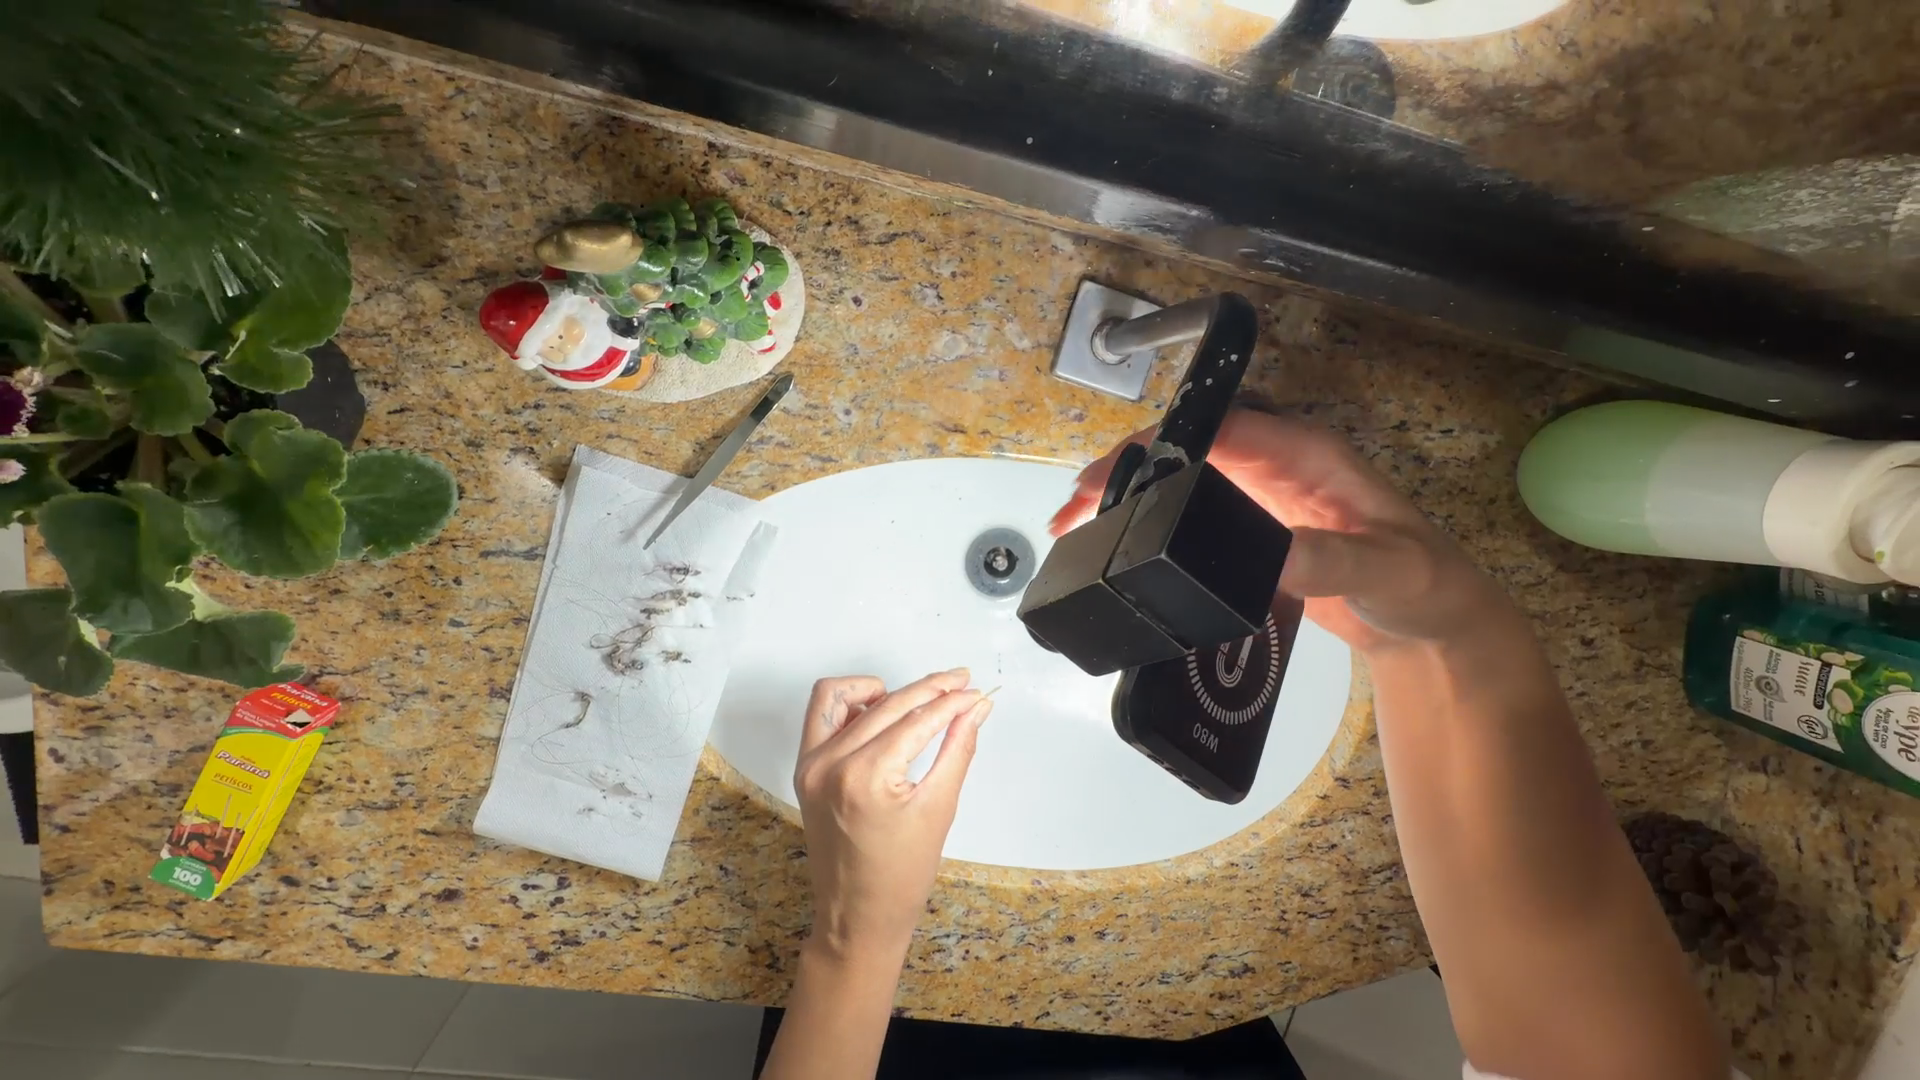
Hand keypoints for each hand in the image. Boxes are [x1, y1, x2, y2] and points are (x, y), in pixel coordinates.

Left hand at [793, 670, 991, 966]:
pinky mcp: (804, 769)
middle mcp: (830, 763)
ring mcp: (811, 765)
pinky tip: (881, 711)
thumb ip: (958, 748)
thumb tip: (976, 708)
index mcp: (865, 777)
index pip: (917, 719)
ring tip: (921, 697)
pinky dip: (851, 703)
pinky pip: (822, 715)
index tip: (976, 693)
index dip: (952, 702)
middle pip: (889, 703)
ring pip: (847, 697)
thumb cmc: (900, 877)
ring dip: (886, 689)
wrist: (858, 919)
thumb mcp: (939, 808)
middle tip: (962, 683)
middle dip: (931, 689)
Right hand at [1051, 410, 1517, 652]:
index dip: (1156, 447)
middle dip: (1123, 472)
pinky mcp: (1247, 530)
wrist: (1428, 622)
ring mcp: (1257, 496)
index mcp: (1302, 451)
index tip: (1104, 477)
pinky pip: (1187, 516)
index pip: (1217, 431)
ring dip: (1126, 499)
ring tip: (1074, 527)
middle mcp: (1271, 462)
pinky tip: (1119, 545)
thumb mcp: (1386, 569)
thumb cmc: (1422, 584)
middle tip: (1070, 509)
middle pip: (1183, 452)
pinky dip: (1148, 525)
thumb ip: (1332, 559)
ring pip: (1177, 482)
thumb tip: (1266, 554)